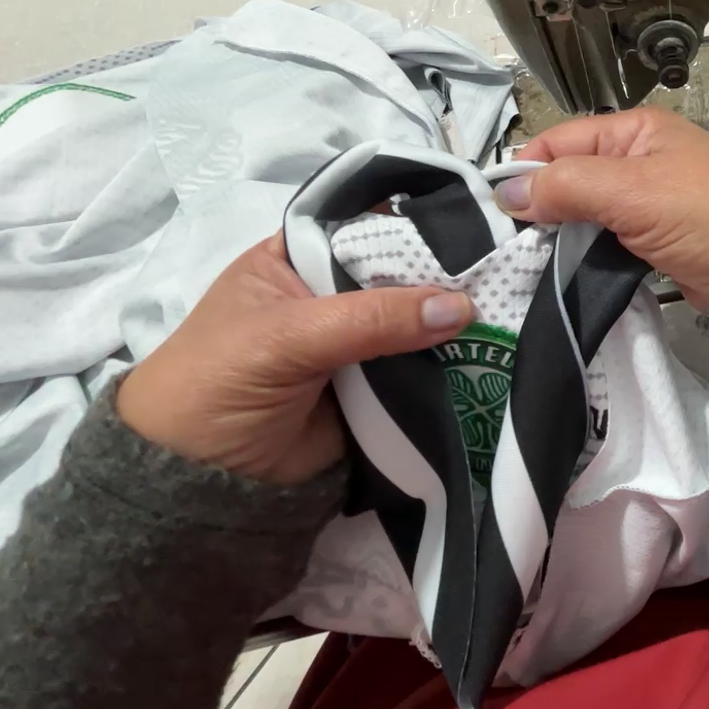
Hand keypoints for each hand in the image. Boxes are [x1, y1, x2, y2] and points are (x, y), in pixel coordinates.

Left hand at [116, 234, 473, 484]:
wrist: (196, 488)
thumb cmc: (216, 387)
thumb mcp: (287, 338)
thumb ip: (372, 318)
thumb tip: (462, 307)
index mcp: (297, 258)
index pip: (367, 223)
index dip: (417, 221)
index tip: (478, 220)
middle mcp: (334, 291)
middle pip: (404, 268)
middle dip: (450, 270)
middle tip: (507, 265)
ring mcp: (362, 336)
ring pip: (422, 314)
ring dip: (460, 313)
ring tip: (512, 302)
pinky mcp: (383, 378)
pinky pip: (428, 359)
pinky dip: (458, 353)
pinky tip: (496, 341)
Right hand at [498, 108, 708, 309]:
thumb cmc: (706, 215)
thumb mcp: (634, 190)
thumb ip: (568, 185)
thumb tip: (508, 191)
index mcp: (636, 131)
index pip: (561, 140)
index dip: (526, 170)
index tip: (494, 211)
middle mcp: (640, 160)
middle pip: (571, 177)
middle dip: (540, 205)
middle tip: (505, 243)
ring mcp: (649, 203)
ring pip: (587, 213)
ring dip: (561, 234)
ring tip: (523, 262)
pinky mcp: (655, 241)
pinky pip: (607, 241)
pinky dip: (585, 254)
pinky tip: (560, 272)